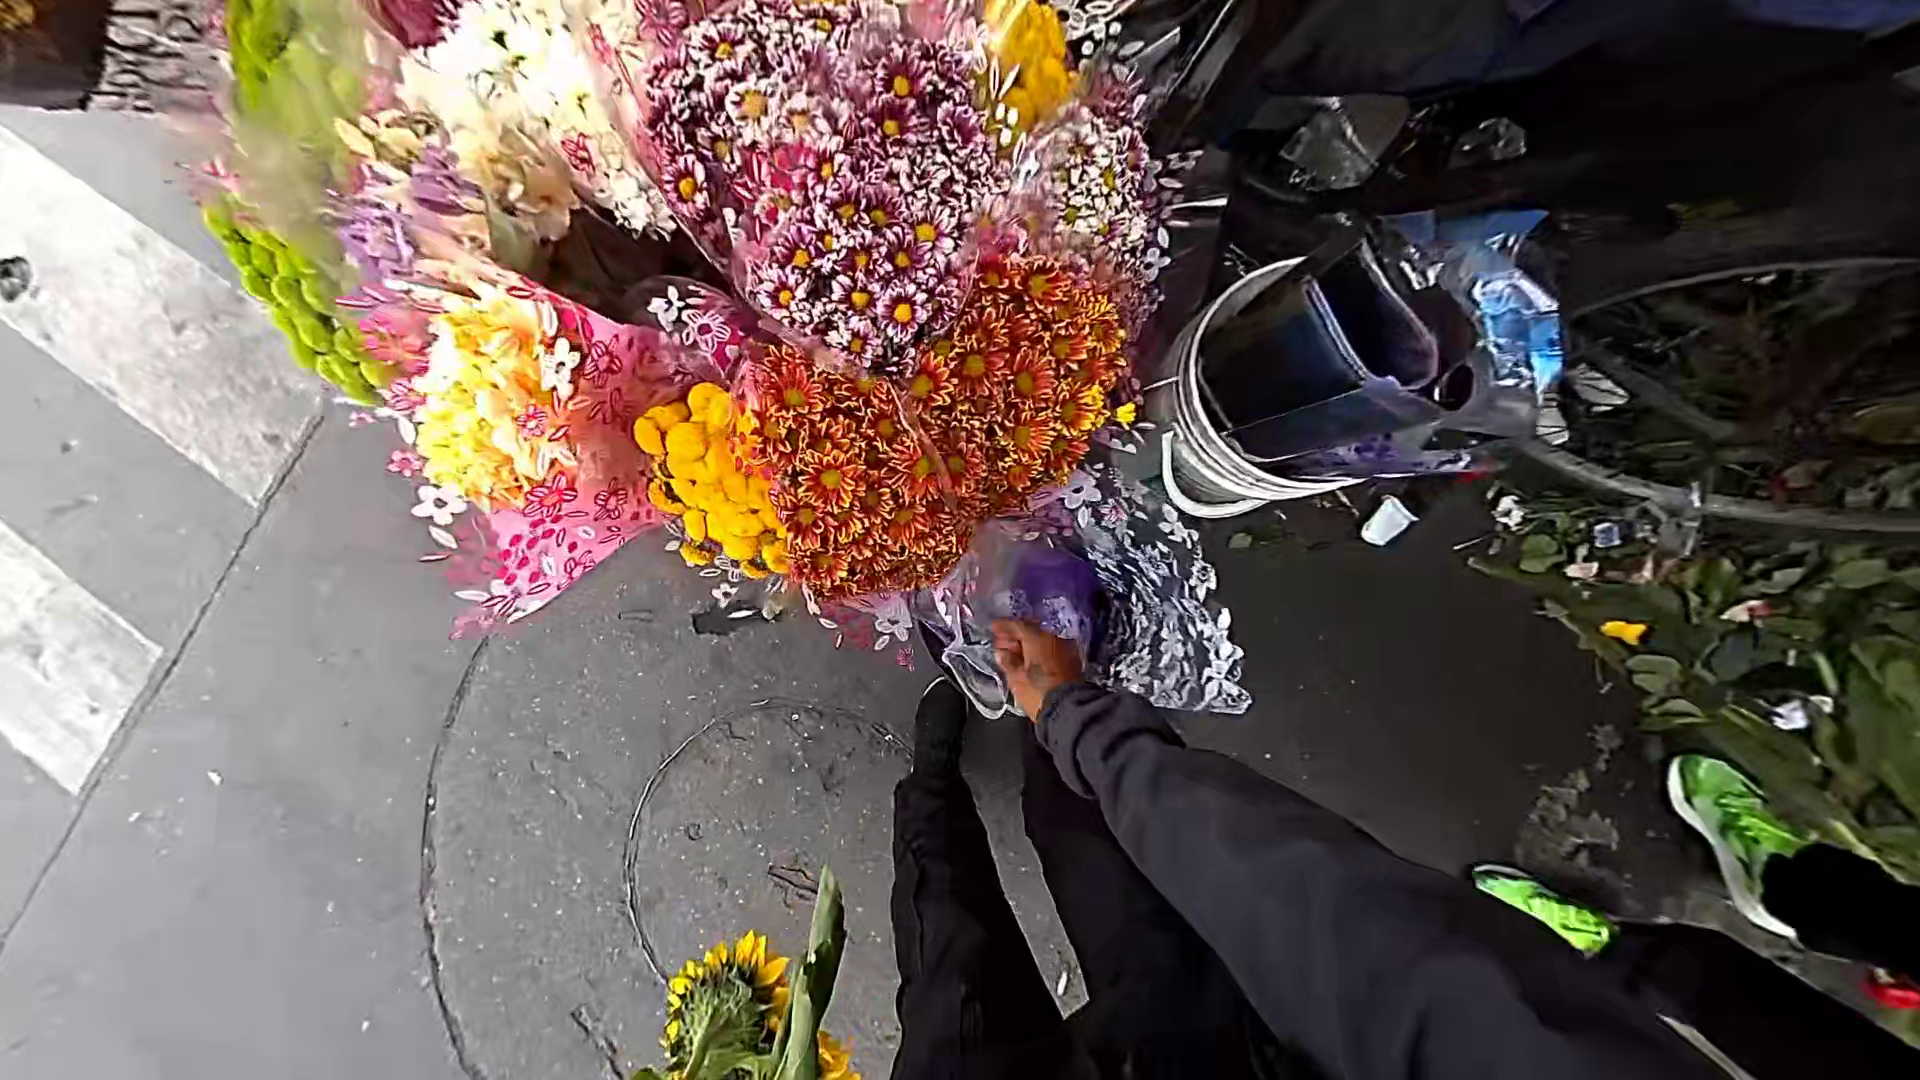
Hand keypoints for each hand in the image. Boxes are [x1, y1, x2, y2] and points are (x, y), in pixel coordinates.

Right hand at [992, 620, 1082, 721]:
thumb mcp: (1016, 678)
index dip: (1003, 626)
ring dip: (1028, 643)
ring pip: (1042, 639)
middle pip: (1031, 629)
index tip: (994, 627)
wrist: (1067, 710)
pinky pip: (1050, 648)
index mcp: (1038, 637)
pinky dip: (1039, 651)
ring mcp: (1065, 647)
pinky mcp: (1072, 660)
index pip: (1018, 625)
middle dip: (1016, 635)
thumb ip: (1007, 661)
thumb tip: (1002, 653)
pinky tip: (1029, 659)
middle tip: (1002, 642)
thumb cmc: (1038, 693)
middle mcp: (1053, 637)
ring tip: (1014, 653)